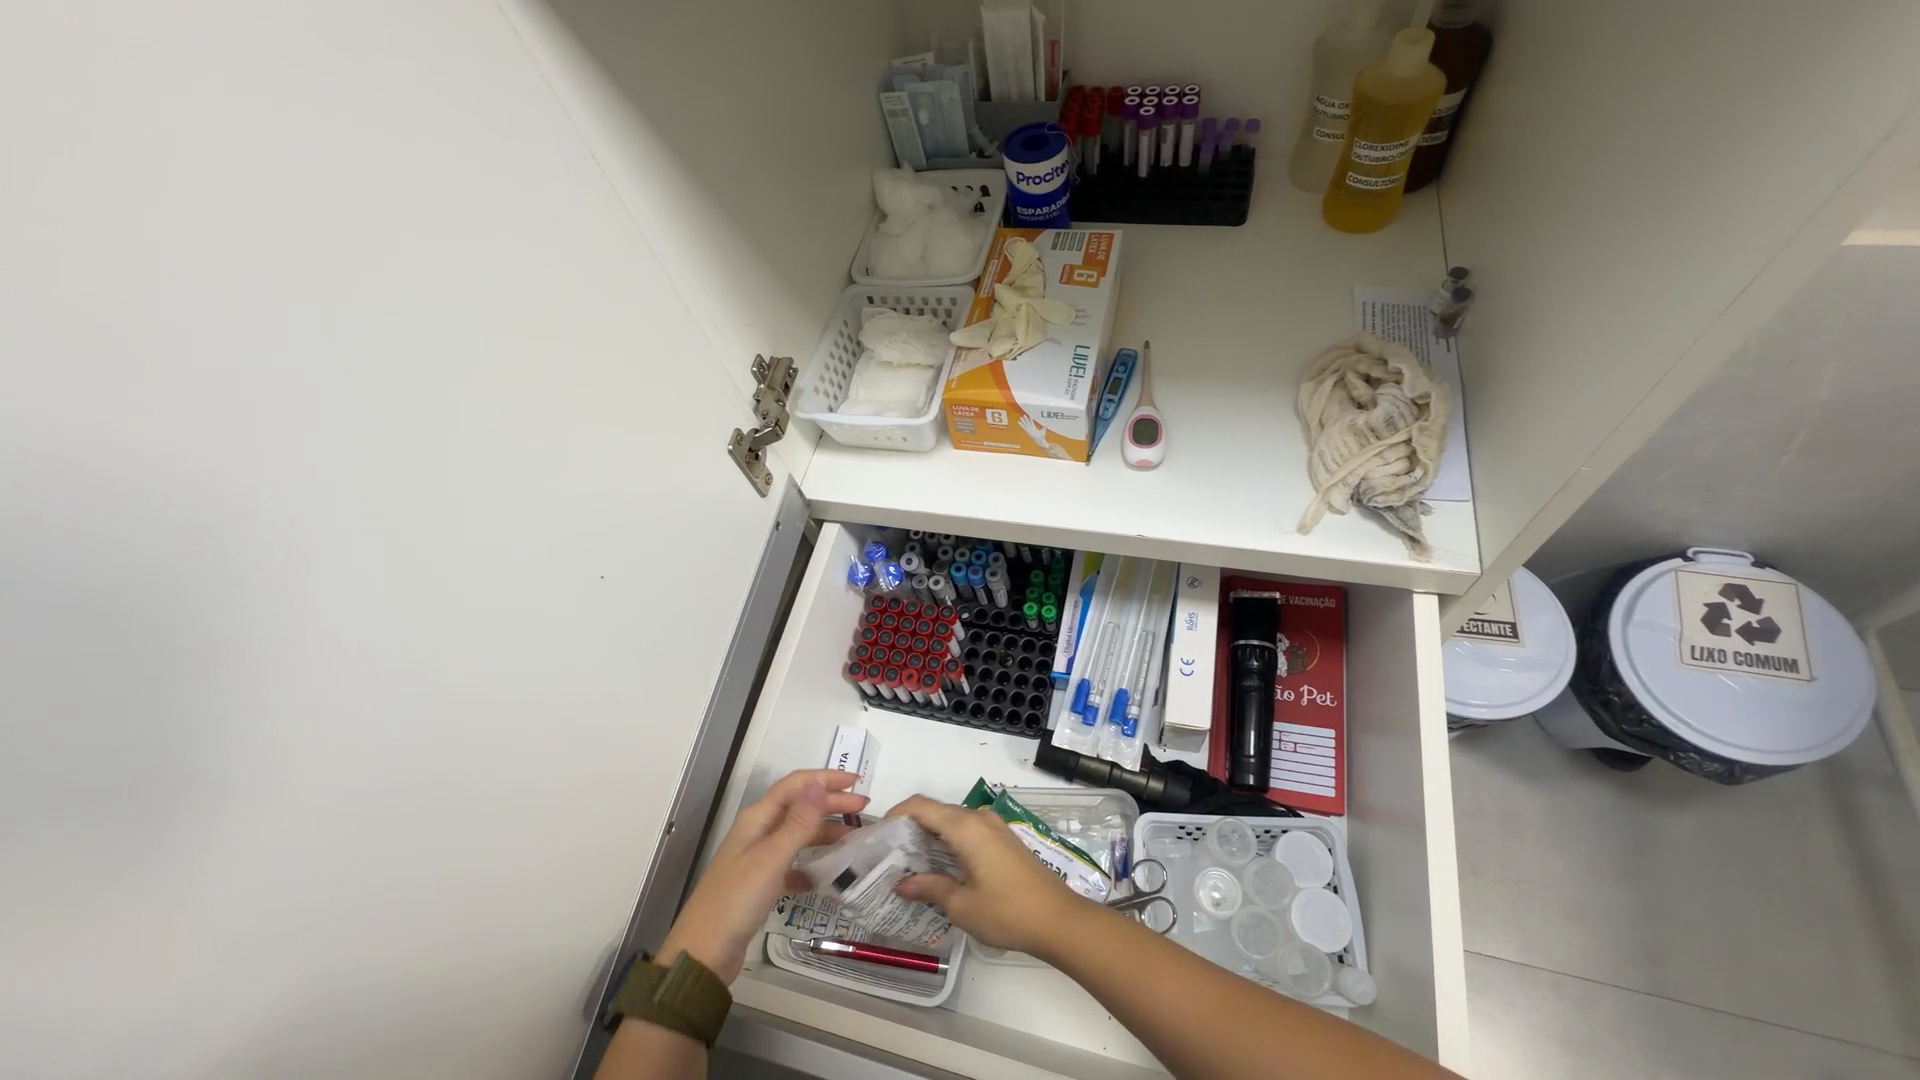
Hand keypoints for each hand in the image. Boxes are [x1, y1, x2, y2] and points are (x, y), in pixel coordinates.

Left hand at [659, 769, 868, 982]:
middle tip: (864, 809)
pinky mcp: (762, 884)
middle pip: (799, 807)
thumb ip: (798, 821)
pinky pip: (793, 865)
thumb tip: (819, 783)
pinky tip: (828, 876)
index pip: (795, 785)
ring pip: (798, 835)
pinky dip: (811, 866)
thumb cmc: (737, 900)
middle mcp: (758, 832)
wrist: (704, 952)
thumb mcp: (771, 858)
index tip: (856, 782)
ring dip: (825, 832)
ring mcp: (759, 858)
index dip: (825, 779)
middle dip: (831, 803)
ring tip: (854, 839)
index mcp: (757, 818)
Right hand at [885, 794, 1092, 957]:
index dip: (895, 815)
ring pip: (952, 822)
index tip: (878, 837)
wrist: (1059, 920)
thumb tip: (900, 883)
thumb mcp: (961, 905)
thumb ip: (929, 887)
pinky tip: (940, 869)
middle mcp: (979, 818)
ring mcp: (994, 827)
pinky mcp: (1004, 840)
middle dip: (910, 829)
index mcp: (965, 827)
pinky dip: (948, 843)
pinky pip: (967, 831)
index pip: (920, 806)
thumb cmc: (1007, 912)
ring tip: (908, 866)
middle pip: (935, 811)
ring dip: (929, 837)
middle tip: (888, 857)